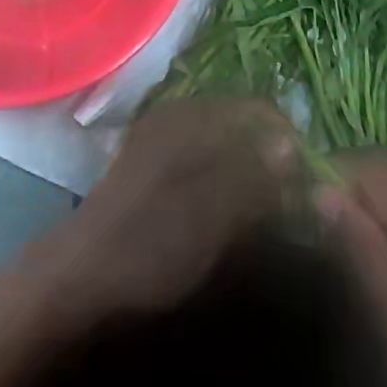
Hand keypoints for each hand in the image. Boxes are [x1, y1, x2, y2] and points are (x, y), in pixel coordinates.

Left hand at [30, 98, 301, 318]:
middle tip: (288, 193)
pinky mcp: (149, 161)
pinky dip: (222, 172)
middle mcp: (175, 116)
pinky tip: (226, 204)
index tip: (307, 177)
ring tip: (263, 203)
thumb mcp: (213, 215)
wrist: (79, 275)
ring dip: (247, 164)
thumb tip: (290, 148)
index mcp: (191, 118)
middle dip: (269, 152)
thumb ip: (254, 177)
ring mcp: (159, 137)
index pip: (258, 111)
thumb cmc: (150, 243)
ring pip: (222, 139)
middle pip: (240, 122)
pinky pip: (200, 154)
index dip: (288, 140)